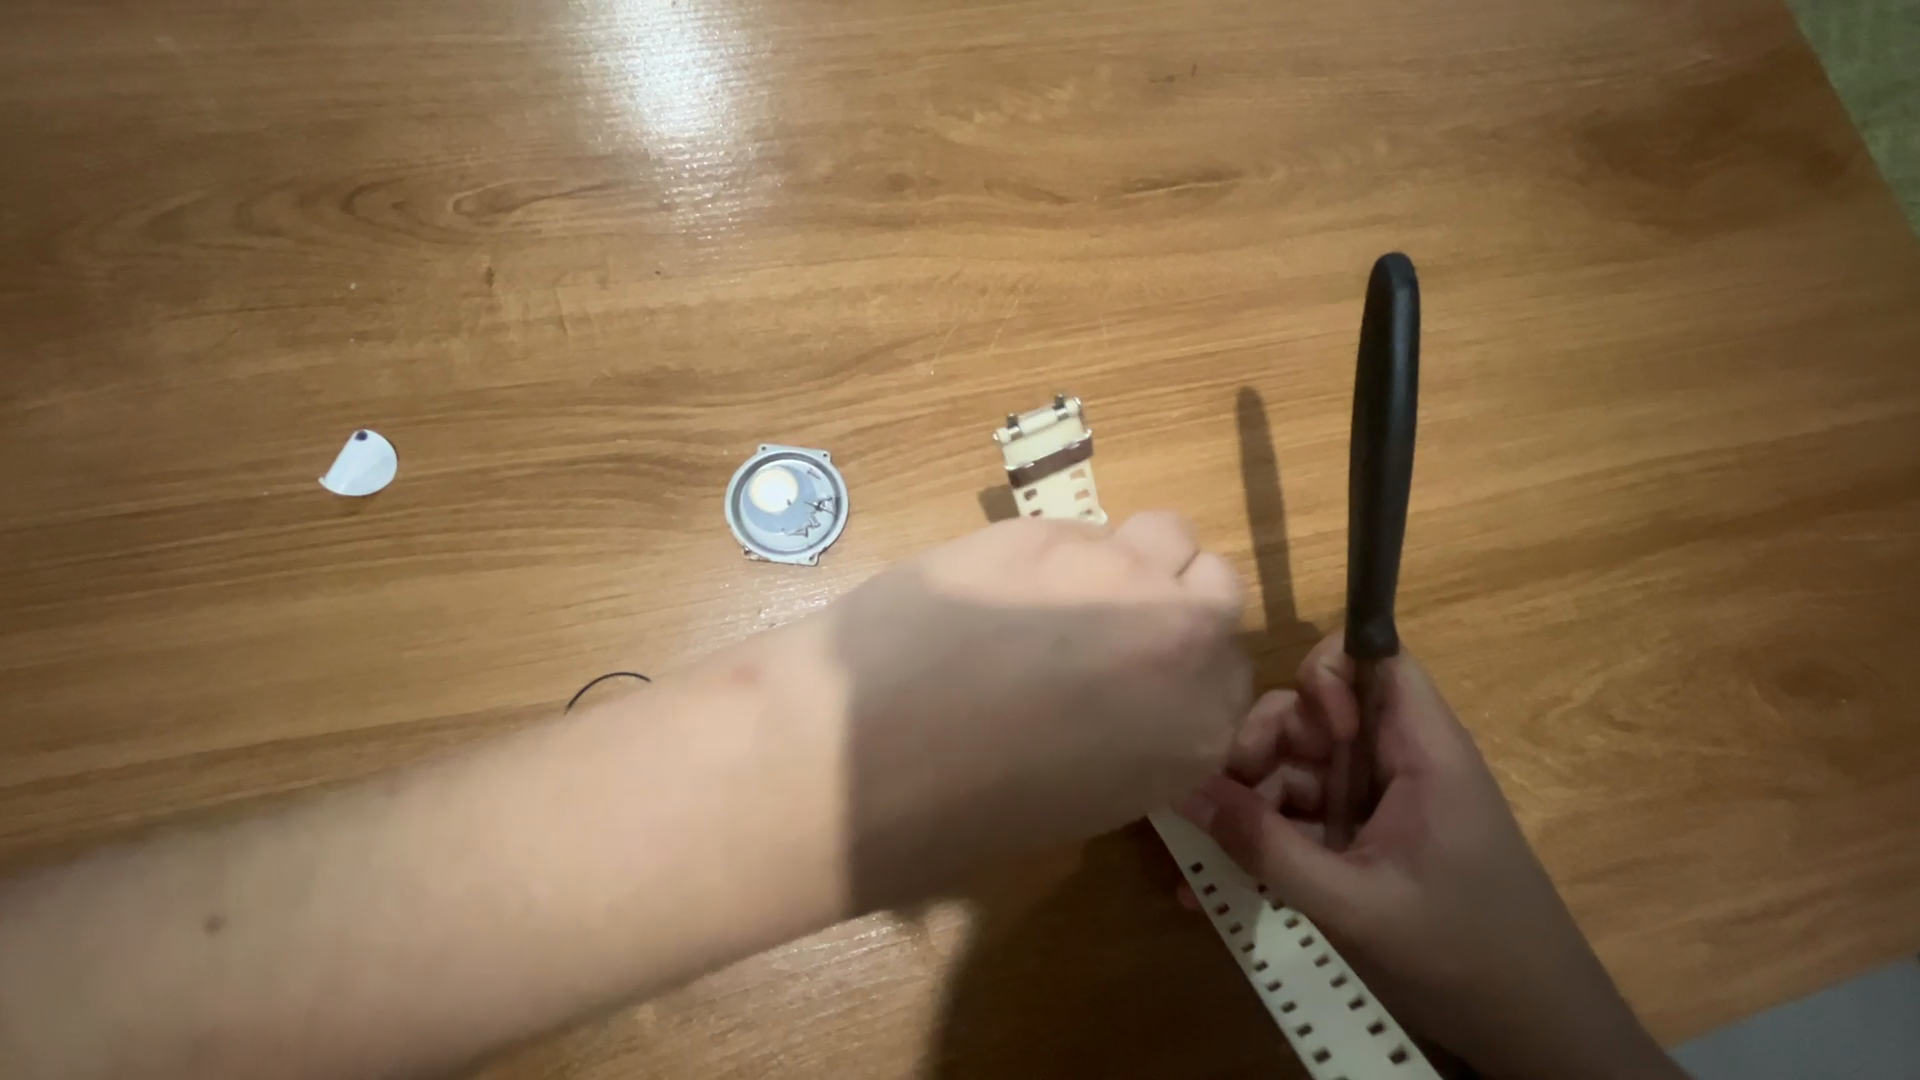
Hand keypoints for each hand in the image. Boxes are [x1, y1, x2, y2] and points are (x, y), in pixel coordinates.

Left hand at [749, 513, 1250, 906]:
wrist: (876, 752)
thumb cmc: (966, 812)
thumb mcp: (1080, 799)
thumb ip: (1129, 737)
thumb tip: (1113, 691)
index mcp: (1197, 734)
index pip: (1228, 667)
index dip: (1182, 658)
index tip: (1141, 664)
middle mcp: (1185, 644)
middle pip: (1214, 585)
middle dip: (1171, 595)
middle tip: (1107, 619)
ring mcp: (1121, 575)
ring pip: (1164, 535)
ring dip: (1127, 557)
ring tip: (1060, 588)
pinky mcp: (1047, 530)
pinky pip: (1079, 528)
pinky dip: (1054, 550)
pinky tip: (996, 585)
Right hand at [1180, 632, 1683, 1079]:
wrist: (1536, 1038)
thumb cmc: (1463, 959)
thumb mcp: (1352, 907)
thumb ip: (1266, 847)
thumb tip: (1184, 790)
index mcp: (1422, 754)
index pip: (1377, 660)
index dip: (1327, 673)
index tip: (1298, 733)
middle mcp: (1397, 761)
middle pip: (1316, 712)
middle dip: (1261, 746)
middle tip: (1219, 799)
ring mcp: (1377, 799)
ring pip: (1298, 762)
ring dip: (1250, 798)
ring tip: (1205, 854)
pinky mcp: (1363, 834)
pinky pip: (1301, 810)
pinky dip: (1264, 834)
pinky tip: (1220, 879)